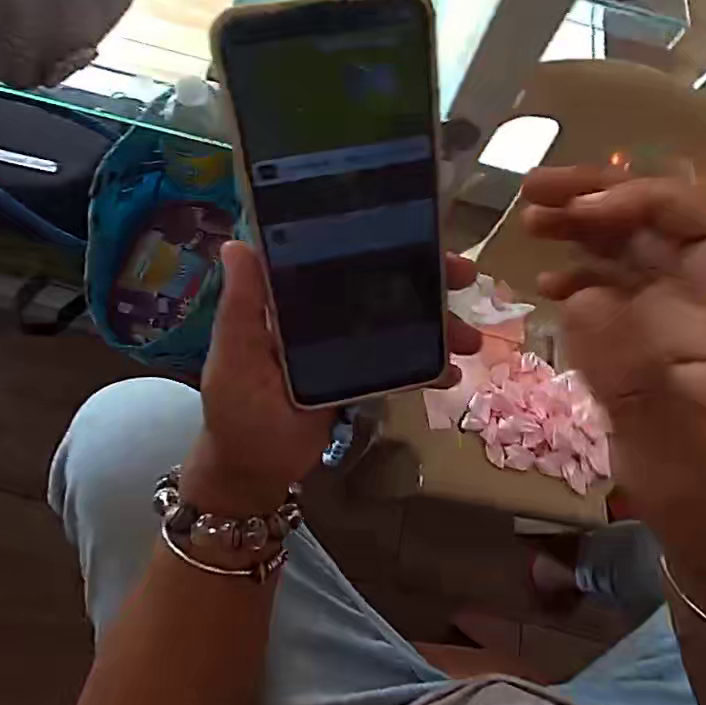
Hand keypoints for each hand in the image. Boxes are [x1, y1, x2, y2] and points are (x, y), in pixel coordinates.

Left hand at [184, 241, 481, 514]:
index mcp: (290, 300)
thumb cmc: (235, 408)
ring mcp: (342, 348)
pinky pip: (397, 365)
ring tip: (470, 339)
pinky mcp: (357, 380)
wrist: (252, 471)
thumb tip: (236, 243)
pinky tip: (450, 374)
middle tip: (465, 276)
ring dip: (435, 325)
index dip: (376, 243)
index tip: (419, 233)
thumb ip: (242, 304)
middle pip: (376, 286)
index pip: (337, 259)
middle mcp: (320, 315)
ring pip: (395, 324)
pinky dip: (426, 367)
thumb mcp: (235, 354)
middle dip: (422, 279)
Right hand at [519, 166, 705, 541]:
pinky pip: (612, 290)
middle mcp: (701, 309)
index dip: (646, 201)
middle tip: (534, 190)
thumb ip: (631, 375)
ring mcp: (671, 327)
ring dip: (582, 226)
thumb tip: (580, 294)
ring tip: (529, 219)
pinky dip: (577, 273)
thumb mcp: (676, 452)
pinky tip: (545, 281)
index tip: (581, 212)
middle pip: (662, 223)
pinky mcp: (645, 348)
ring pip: (633, 251)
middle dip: (601, 195)